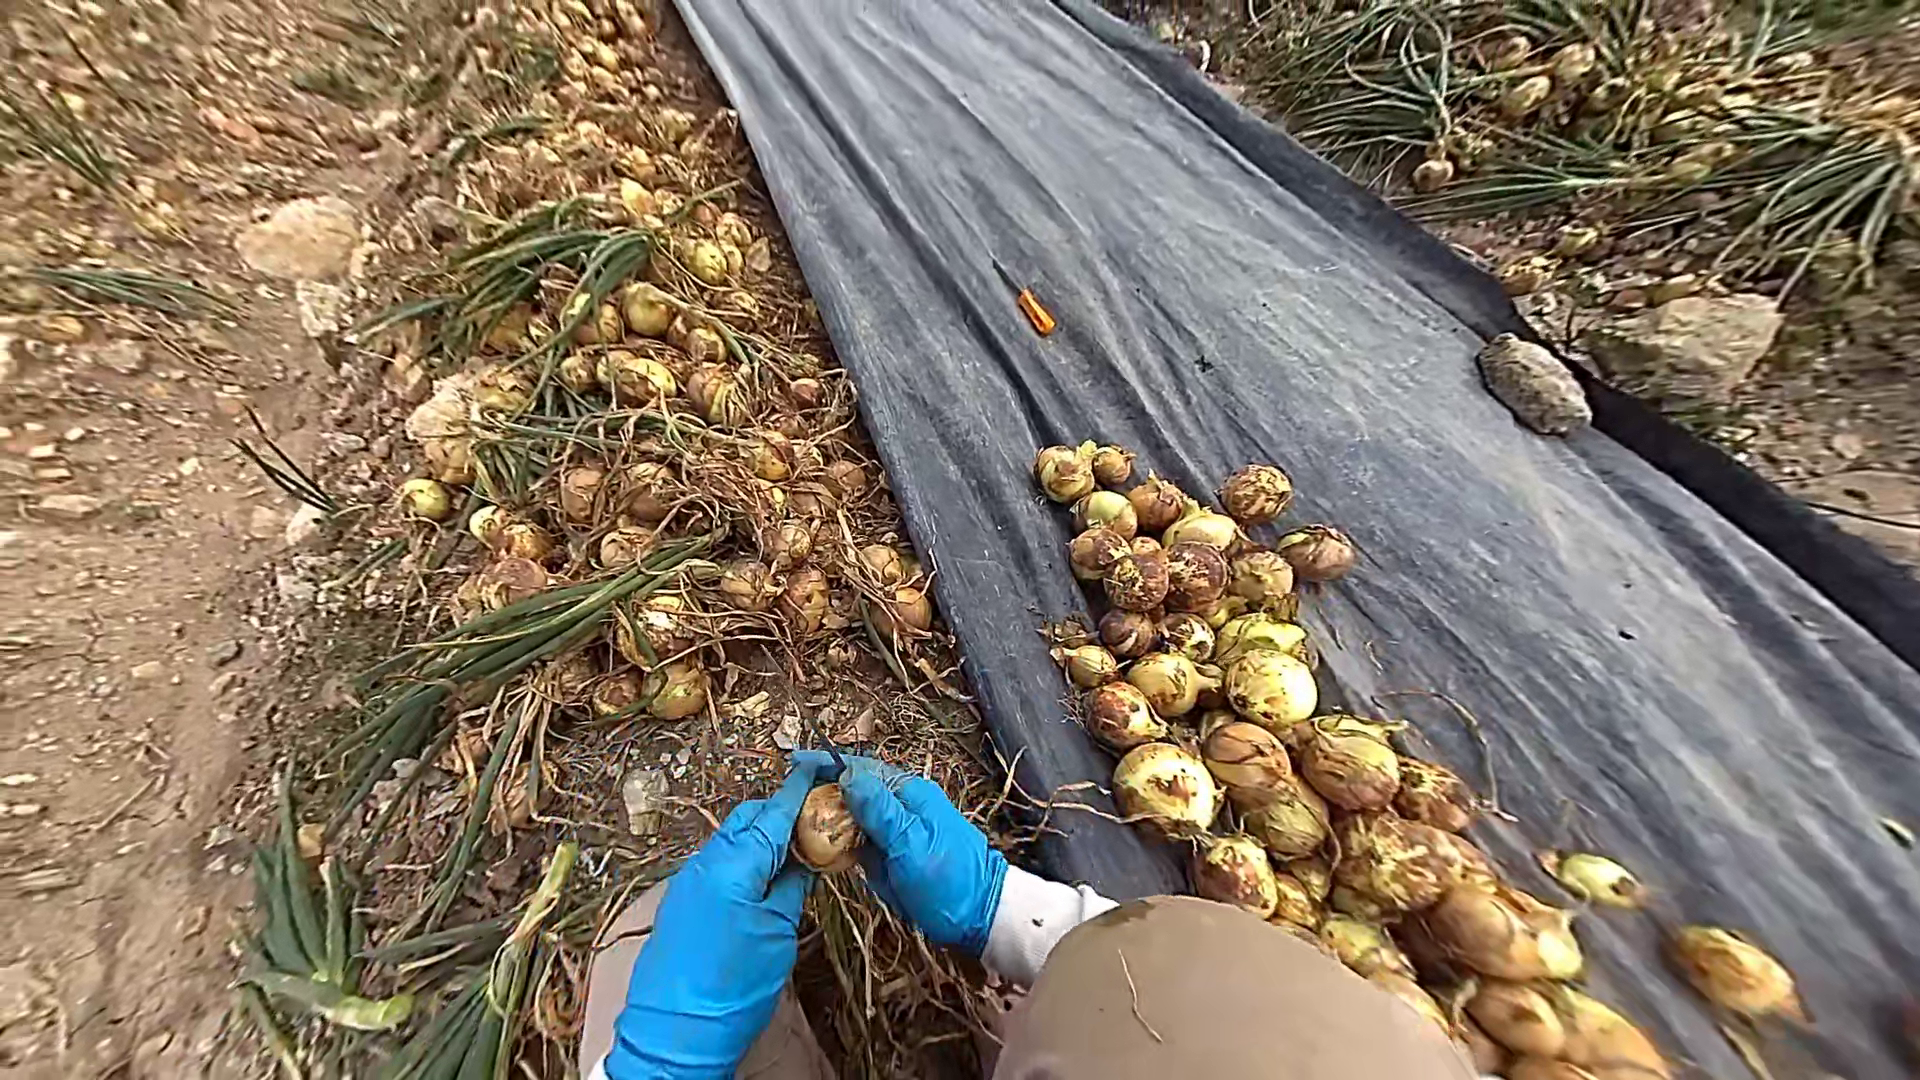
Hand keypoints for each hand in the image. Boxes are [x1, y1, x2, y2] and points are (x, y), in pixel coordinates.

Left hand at [607, 758, 823, 1077]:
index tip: (819, 765)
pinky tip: (763, 876)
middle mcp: (708, 859)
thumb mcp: (779, 929)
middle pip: (751, 815)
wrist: (672, 1040)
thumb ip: (794, 881)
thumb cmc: (735, 986)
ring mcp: (691, 877)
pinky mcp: (683, 896)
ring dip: (763, 833)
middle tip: (814, 824)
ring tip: (792, 852)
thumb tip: (809, 852)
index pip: (775, 811)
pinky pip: (720, 857)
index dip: (800, 787)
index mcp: (736, 863)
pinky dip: (745, 854)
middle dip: (782, 811)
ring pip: (735, 834)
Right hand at [791, 751, 1007, 953]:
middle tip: (787, 798)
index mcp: (907, 792)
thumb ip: (878, 810)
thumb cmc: (948, 878)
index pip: (861, 769)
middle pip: (854, 790)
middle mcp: (899, 805)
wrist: (979, 916)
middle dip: (822, 790)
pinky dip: (839, 840)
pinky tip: (820, 847)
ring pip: (854, 815)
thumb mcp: (910, 843)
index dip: (827, 764)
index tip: (795, 762)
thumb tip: (847, 775)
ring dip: (827, 815)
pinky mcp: (891, 853)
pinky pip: (860, 840)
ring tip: (794, 820)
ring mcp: (895, 829)